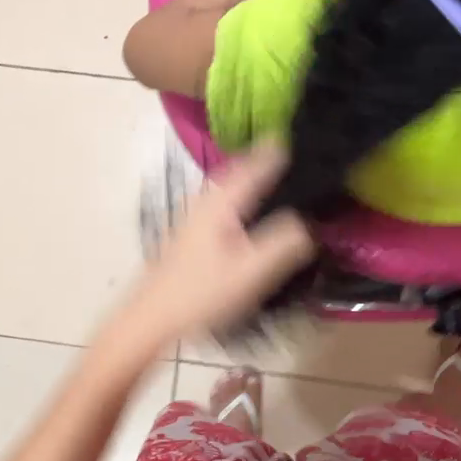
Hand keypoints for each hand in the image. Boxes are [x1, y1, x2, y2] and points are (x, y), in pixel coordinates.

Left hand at [112, 146, 315, 347]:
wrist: (151, 319)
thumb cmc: (200, 294)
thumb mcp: (251, 272)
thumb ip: (284, 243)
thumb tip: (309, 223)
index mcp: (221, 201)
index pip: (257, 162)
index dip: (282, 150)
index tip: (307, 141)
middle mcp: (206, 200)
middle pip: (242, 171)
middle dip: (269, 161)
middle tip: (299, 157)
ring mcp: (196, 216)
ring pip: (234, 189)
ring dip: (257, 181)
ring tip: (285, 180)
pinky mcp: (193, 234)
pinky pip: (228, 204)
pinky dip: (246, 200)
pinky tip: (258, 216)